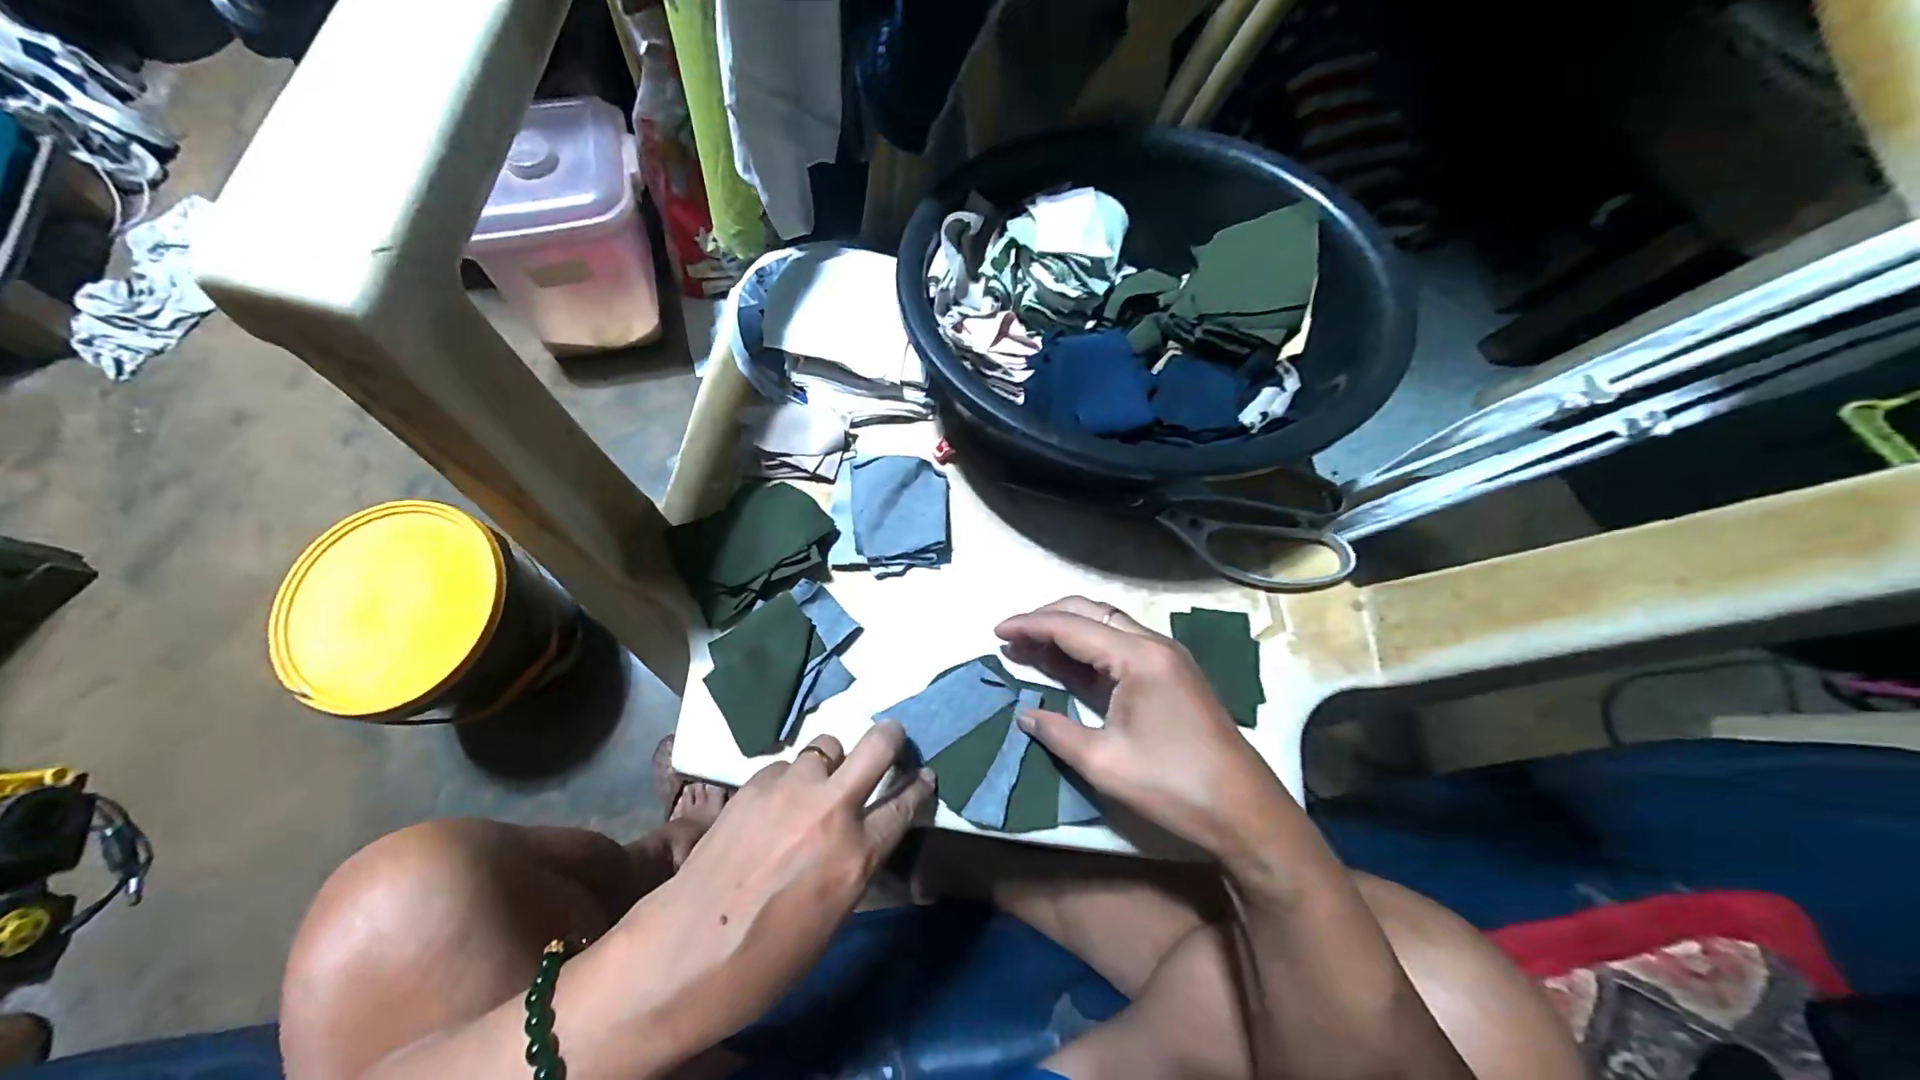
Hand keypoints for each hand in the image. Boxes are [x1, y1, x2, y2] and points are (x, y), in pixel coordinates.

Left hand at [607, 723, 933, 1047]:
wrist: (685, 951)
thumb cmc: (767, 959)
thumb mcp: (832, 917)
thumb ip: (854, 864)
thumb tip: (861, 837)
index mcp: (858, 853)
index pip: (905, 803)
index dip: (919, 787)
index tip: (924, 776)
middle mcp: (831, 809)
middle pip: (878, 745)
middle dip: (890, 737)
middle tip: (890, 740)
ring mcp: (790, 789)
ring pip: (825, 748)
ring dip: (828, 764)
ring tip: (814, 786)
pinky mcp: (753, 783)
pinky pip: (785, 767)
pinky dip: (787, 781)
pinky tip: (773, 806)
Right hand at [995, 597, 1295, 861]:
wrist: (1245, 813)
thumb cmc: (1173, 786)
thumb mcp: (1104, 762)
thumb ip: (1057, 731)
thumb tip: (1025, 714)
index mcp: (1139, 657)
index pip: (1072, 627)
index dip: (1030, 626)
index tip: (997, 631)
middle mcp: (1155, 645)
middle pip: (1092, 614)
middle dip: (1048, 620)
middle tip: (1013, 637)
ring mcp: (1168, 659)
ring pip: (1108, 628)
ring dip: (1069, 634)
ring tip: (1030, 648)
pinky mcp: (1173, 677)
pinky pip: (1123, 649)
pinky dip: (1090, 652)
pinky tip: (1067, 667)